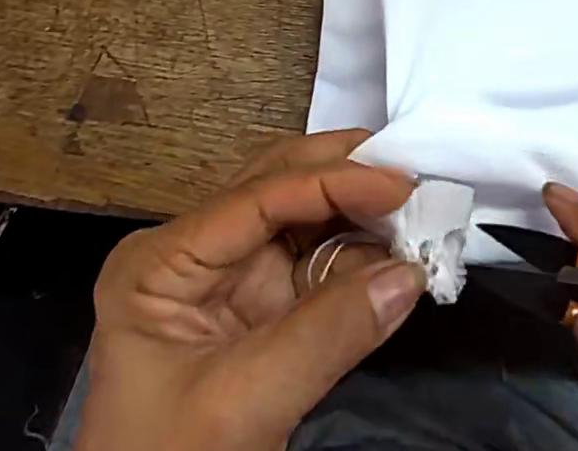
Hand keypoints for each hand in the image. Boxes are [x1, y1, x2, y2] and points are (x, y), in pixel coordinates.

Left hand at [76, 130, 425, 450]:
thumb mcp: (242, 405)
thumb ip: (328, 334)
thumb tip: (410, 274)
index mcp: (163, 259)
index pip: (259, 196)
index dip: (335, 182)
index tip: (400, 185)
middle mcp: (196, 248)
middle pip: (279, 183)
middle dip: (346, 174)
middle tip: (408, 172)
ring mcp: (230, 273)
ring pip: (303, 213)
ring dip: (358, 208)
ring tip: (414, 207)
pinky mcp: (261, 302)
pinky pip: (317, 258)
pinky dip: (359, 251)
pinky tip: (395, 249)